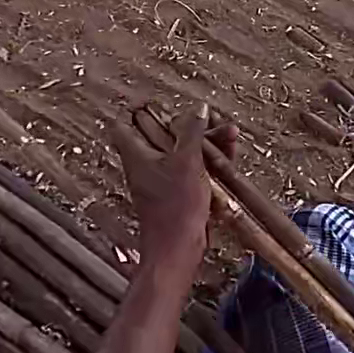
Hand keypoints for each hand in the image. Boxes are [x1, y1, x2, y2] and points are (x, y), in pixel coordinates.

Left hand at [115, 105, 236, 270]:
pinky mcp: (178, 192)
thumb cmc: (175, 207)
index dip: (136, 109)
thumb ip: (192, 132)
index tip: (157, 101)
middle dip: (190, 124)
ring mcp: (162, 179)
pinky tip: (229, 155)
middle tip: (211, 119)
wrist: (179, 250)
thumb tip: (199, 108)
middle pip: (162, 133)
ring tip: (231, 134)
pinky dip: (208, 160)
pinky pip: (192, 168)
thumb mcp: (187, 161)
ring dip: (206, 141)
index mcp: (137, 154)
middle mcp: (146, 164)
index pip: (122, 123)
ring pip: (182, 150)